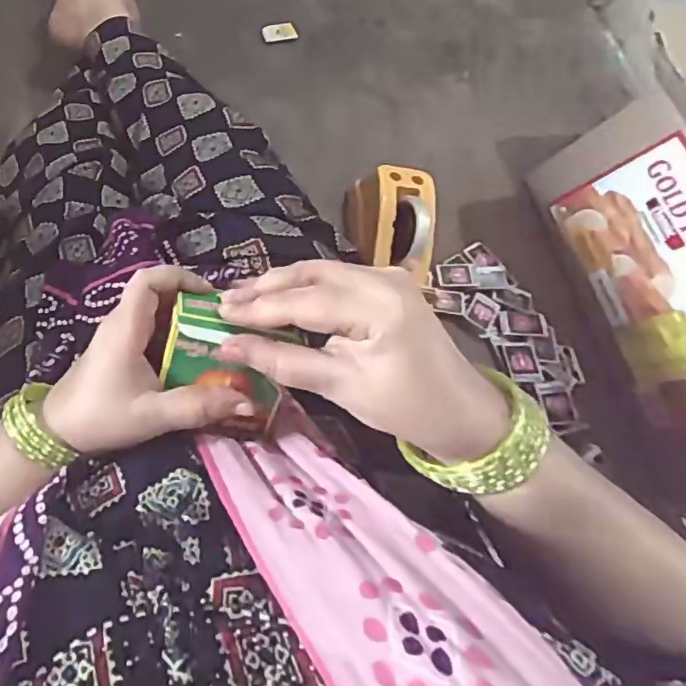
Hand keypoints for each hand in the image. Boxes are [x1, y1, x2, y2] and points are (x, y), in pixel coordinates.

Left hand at [39, 265, 255, 453]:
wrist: (58, 431)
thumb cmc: (101, 415)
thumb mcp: (152, 414)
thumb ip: (197, 406)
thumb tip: (245, 401)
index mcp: (126, 326)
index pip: (148, 279)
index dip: (179, 276)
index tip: (210, 296)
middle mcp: (121, 322)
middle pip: (156, 291)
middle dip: (190, 299)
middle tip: (221, 321)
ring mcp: (118, 335)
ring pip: (154, 311)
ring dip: (182, 318)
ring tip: (214, 337)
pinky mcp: (119, 349)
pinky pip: (149, 329)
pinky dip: (171, 334)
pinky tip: (191, 356)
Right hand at [214, 261, 509, 461]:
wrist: (468, 414)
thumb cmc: (408, 407)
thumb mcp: (342, 388)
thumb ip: (283, 362)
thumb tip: (229, 348)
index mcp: (379, 305)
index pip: (304, 300)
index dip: (257, 308)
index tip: (217, 314)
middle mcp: (382, 278)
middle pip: (309, 274)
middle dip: (263, 288)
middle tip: (223, 303)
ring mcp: (386, 277)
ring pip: (318, 272)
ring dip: (279, 285)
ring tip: (241, 299)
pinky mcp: (385, 284)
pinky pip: (333, 278)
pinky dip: (301, 287)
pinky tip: (279, 298)